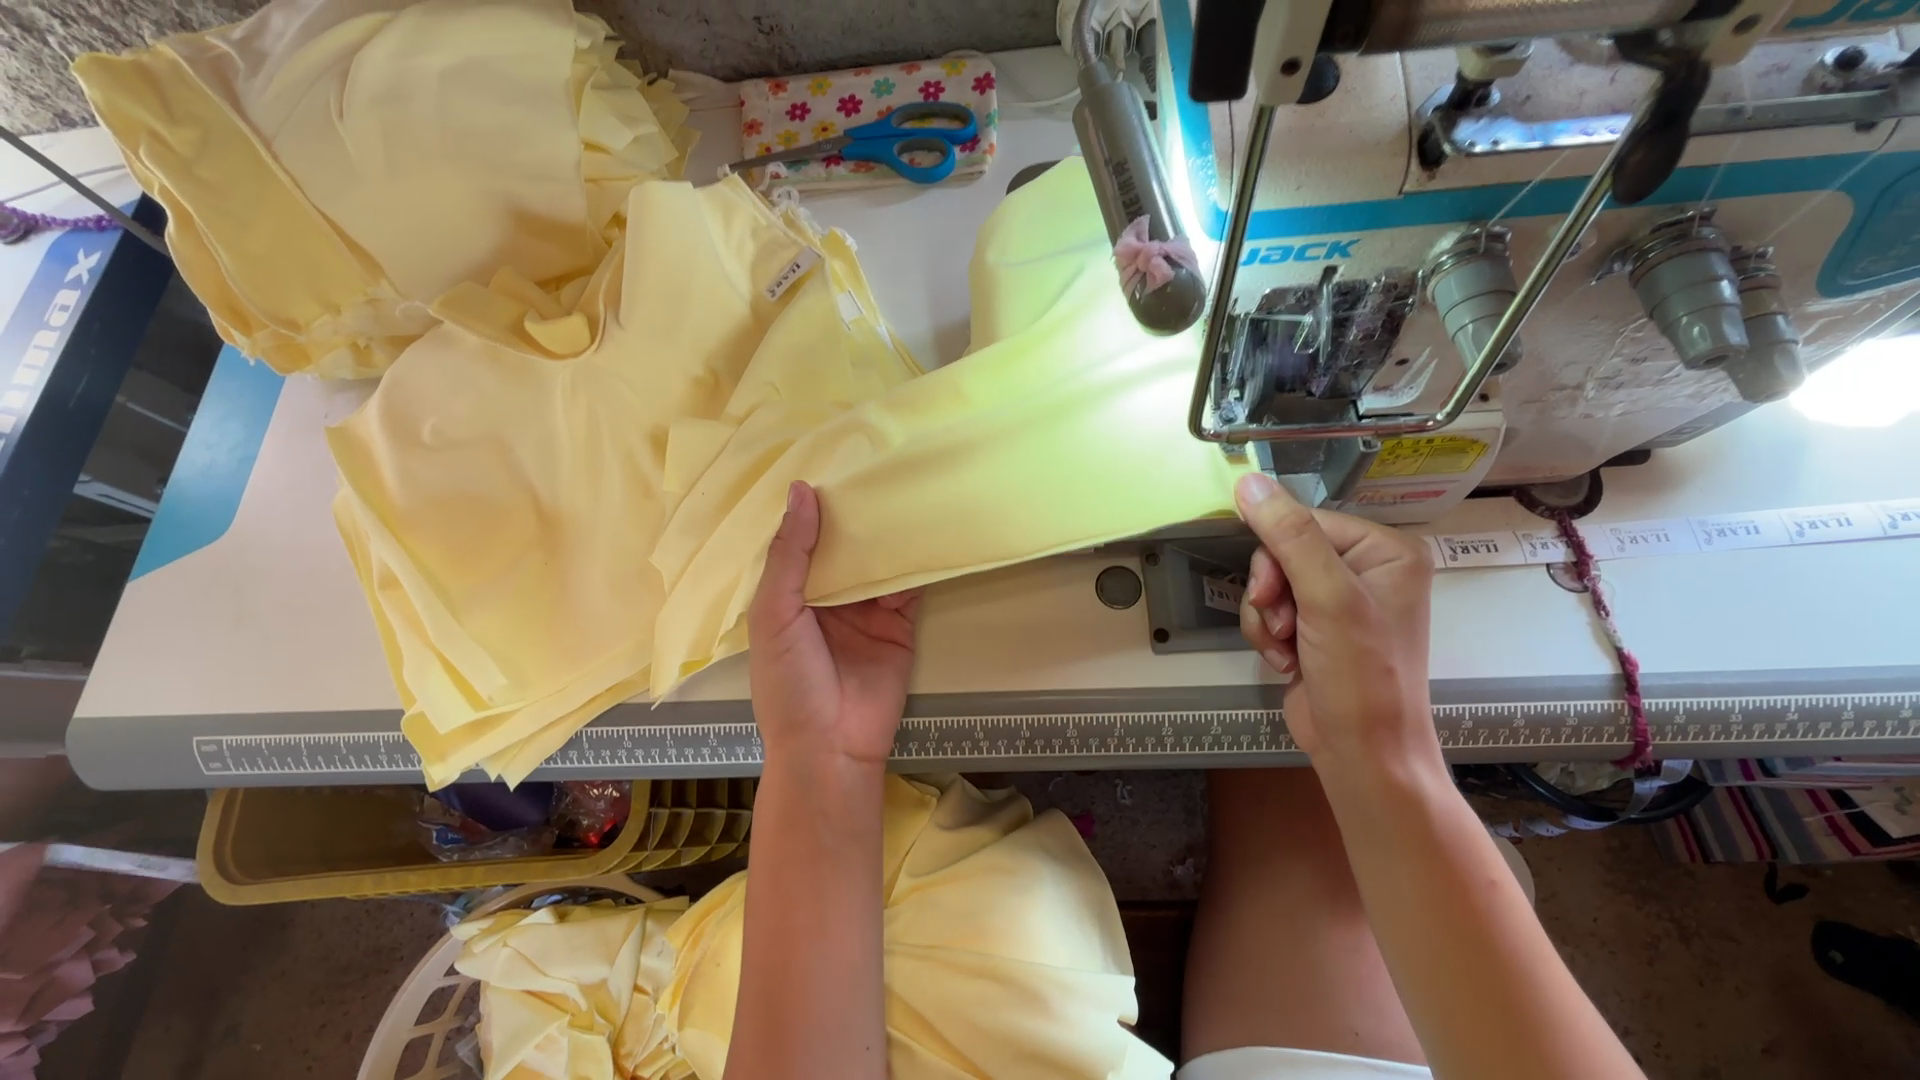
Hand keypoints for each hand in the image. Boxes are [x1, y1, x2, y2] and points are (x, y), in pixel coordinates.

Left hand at [749, 481, 922, 767]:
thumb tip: (802, 491)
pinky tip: (928, 531)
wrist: (831, 746)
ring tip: (905, 488)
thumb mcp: (775, 613)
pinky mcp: (901, 624)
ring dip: (889, 534)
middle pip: (845, 547)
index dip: (815, 508)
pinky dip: (918, 563)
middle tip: (877, 465)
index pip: (803, 541)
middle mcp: (828, 597)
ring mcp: (866, 610)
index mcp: (789, 594)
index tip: (833, 463)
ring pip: (879, 561)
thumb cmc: (788, 682)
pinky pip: (910, 587)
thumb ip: (790, 554)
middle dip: (858, 515)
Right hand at [1234, 472, 1439, 777]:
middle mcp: (1367, 569)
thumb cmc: (1360, 675)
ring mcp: (1340, 602)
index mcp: (1386, 550)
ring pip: (1271, 583)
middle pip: (1284, 552)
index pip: (1305, 522)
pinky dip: (1268, 635)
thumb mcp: (1326, 598)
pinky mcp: (1318, 629)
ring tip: (1285, 648)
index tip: (1271, 594)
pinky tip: (1285, 661)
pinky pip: (1272, 611)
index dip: (1276, 555)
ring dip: (1266, 617)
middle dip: (1271, 592)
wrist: (1361, 752)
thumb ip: (1289, 536)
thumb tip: (1248, 482)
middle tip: (1281, 624)